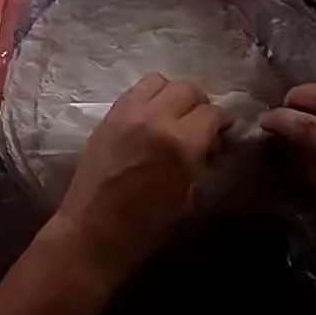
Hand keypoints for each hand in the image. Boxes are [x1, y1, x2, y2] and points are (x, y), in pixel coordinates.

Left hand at [45, 74, 231, 289]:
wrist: (93, 232)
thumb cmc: (146, 226)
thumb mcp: (188, 197)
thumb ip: (202, 161)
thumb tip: (211, 144)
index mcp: (181, 143)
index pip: (212, 113)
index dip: (222, 122)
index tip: (222, 132)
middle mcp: (156, 118)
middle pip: (188, 89)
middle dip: (200, 105)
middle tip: (199, 124)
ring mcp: (129, 113)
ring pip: (160, 81)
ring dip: (172, 95)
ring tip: (172, 116)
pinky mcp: (109, 115)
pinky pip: (135, 90)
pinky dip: (148, 98)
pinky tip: (150, 118)